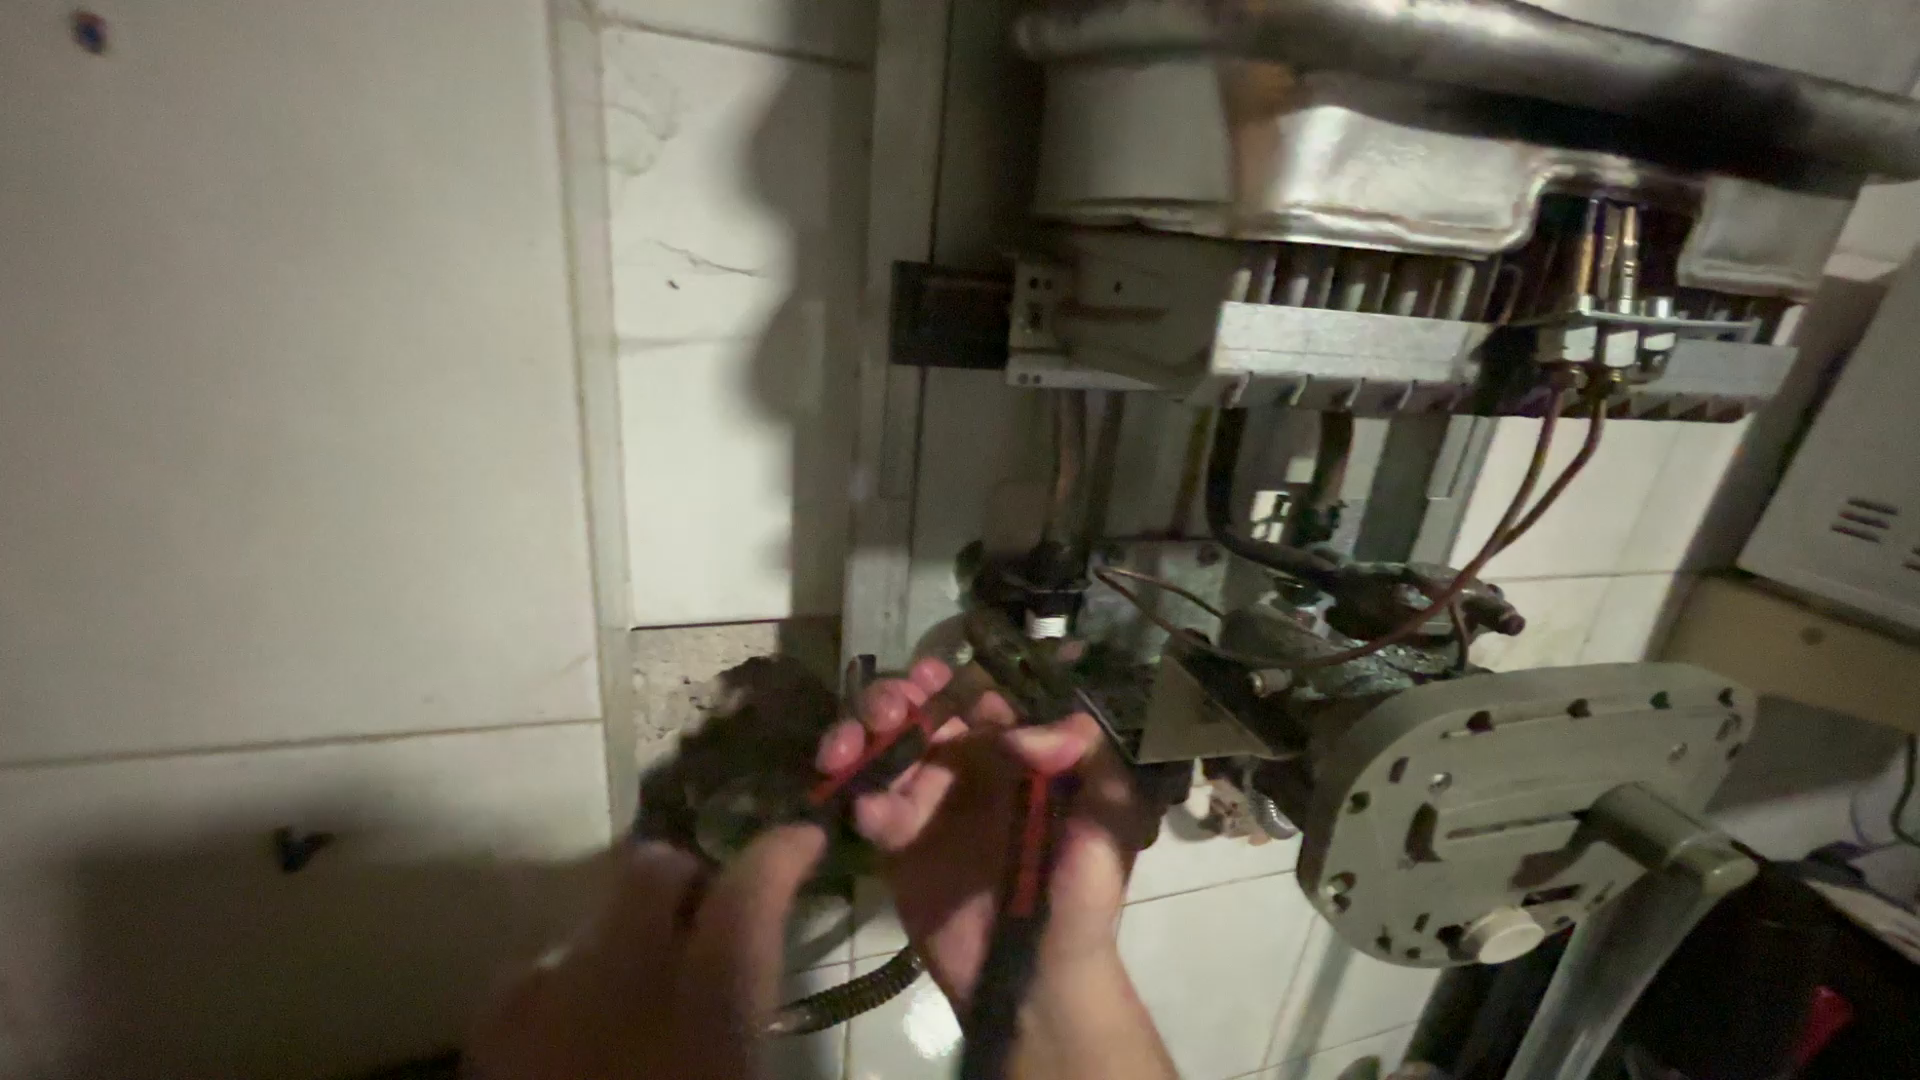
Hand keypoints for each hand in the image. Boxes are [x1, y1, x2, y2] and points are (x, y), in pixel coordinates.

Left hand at [464, 825, 824, 1079]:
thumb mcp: (735, 1069)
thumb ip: (750, 1026)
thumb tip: (760, 992)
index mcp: (702, 1020)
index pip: (746, 898)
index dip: (778, 854)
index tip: (803, 840)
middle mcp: (616, 997)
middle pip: (649, 877)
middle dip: (688, 874)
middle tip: (714, 910)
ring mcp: (540, 1020)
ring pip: (586, 923)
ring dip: (625, 930)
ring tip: (646, 975)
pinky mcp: (490, 1054)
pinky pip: (527, 982)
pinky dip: (563, 983)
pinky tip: (579, 1026)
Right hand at [813, 657, 1161, 1006]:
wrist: (1040, 980)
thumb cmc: (1084, 894)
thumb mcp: (1112, 820)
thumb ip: (1090, 760)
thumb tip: (1032, 729)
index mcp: (1012, 752)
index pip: (974, 697)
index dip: (949, 681)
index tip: (930, 677)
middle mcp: (964, 767)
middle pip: (919, 713)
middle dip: (894, 697)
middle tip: (888, 707)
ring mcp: (926, 802)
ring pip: (884, 748)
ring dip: (860, 733)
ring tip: (846, 745)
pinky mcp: (896, 845)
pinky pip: (870, 809)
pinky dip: (862, 802)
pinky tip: (869, 812)